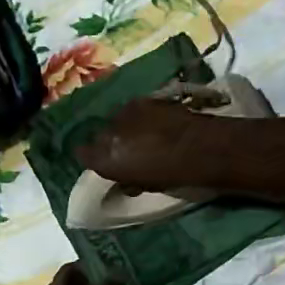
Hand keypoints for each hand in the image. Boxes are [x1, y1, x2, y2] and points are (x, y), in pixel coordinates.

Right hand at [75, 98, 205, 191]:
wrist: (200, 147)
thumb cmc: (174, 175)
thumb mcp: (147, 185)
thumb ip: (129, 180)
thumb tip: (126, 180)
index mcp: (104, 158)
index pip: (84, 154)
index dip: (95, 157)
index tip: (105, 161)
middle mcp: (107, 132)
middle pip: (101, 135)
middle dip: (112, 141)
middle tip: (128, 149)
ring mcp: (125, 113)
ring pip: (118, 120)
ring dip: (128, 126)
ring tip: (145, 133)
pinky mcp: (144, 99)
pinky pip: (135, 109)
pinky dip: (143, 115)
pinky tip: (157, 121)